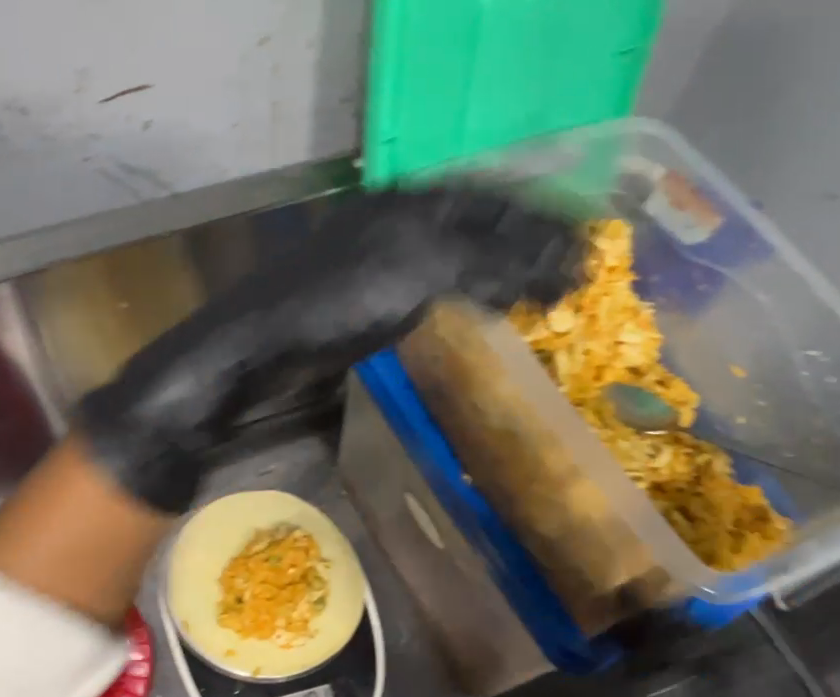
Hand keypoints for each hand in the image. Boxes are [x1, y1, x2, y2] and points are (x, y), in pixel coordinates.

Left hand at [76, 186, 585, 511]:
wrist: (256, 351)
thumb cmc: (331, 304)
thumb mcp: (416, 273)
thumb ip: (485, 265)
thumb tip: (549, 268)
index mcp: (407, 203)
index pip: (491, 202)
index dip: (541, 225)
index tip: (584, 248)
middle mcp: (394, 223)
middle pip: (476, 230)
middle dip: (528, 252)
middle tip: (574, 278)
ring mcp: (376, 264)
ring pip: (456, 262)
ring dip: (502, 278)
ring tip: (542, 298)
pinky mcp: (364, 303)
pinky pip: (433, 291)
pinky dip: (468, 300)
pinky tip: (484, 315)